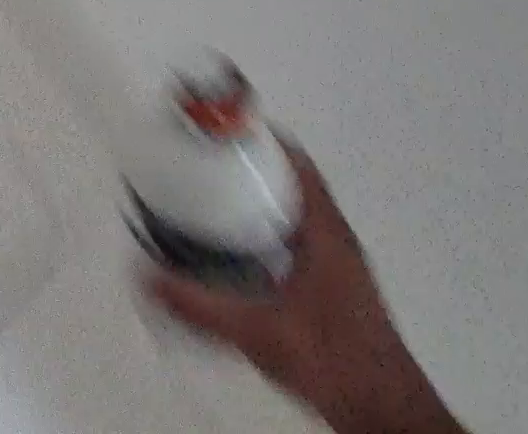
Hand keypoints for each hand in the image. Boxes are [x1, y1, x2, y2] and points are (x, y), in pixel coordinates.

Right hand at [146, 141, 465, 433]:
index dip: (261, 139)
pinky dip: (256, 224)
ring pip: (287, 211)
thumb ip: (197, 305)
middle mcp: (332, 241)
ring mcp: (334, 265)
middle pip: (288, 184)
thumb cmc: (332, 361)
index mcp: (325, 235)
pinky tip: (225, 241)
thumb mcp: (257, 332)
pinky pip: (286, 236)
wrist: (386, 415)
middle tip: (197, 154)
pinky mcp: (327, 287)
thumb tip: (140, 274)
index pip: (297, 167)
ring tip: (202, 190)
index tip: (219, 123)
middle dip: (244, 165)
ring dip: (250, 196)